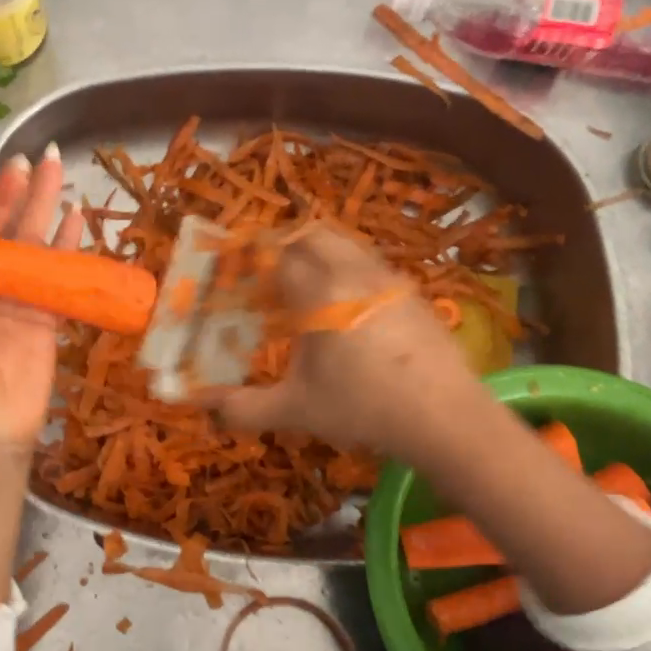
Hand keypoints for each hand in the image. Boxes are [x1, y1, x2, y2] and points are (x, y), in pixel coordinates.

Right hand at [214, 225, 490, 461]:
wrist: (445, 416)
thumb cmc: (363, 407)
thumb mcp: (297, 410)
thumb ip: (245, 408)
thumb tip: (205, 409)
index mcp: (318, 292)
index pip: (277, 255)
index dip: (253, 258)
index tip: (238, 269)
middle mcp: (352, 273)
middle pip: (312, 234)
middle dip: (286, 243)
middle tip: (268, 269)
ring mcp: (388, 279)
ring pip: (346, 244)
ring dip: (320, 251)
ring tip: (305, 282)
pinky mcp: (413, 293)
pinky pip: (372, 263)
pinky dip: (350, 269)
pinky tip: (348, 306)